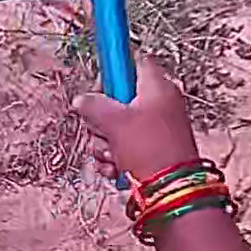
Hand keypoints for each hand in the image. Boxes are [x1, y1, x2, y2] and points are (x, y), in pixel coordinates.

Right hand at [72, 56, 200, 181]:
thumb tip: (80, 100)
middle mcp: (157, 105)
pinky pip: (120, 146)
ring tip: (111, 153)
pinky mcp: (148, 149)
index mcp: (156, 88)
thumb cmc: (149, 147)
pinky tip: (114, 167)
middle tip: (102, 128)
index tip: (100, 84)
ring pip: (114, 127)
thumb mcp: (114, 121)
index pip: (135, 63)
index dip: (114, 70)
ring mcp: (153, 128)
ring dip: (103, 142)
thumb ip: (93, 105)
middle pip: (117, 100)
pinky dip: (112, 157)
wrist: (170, 187)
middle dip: (100, 118)